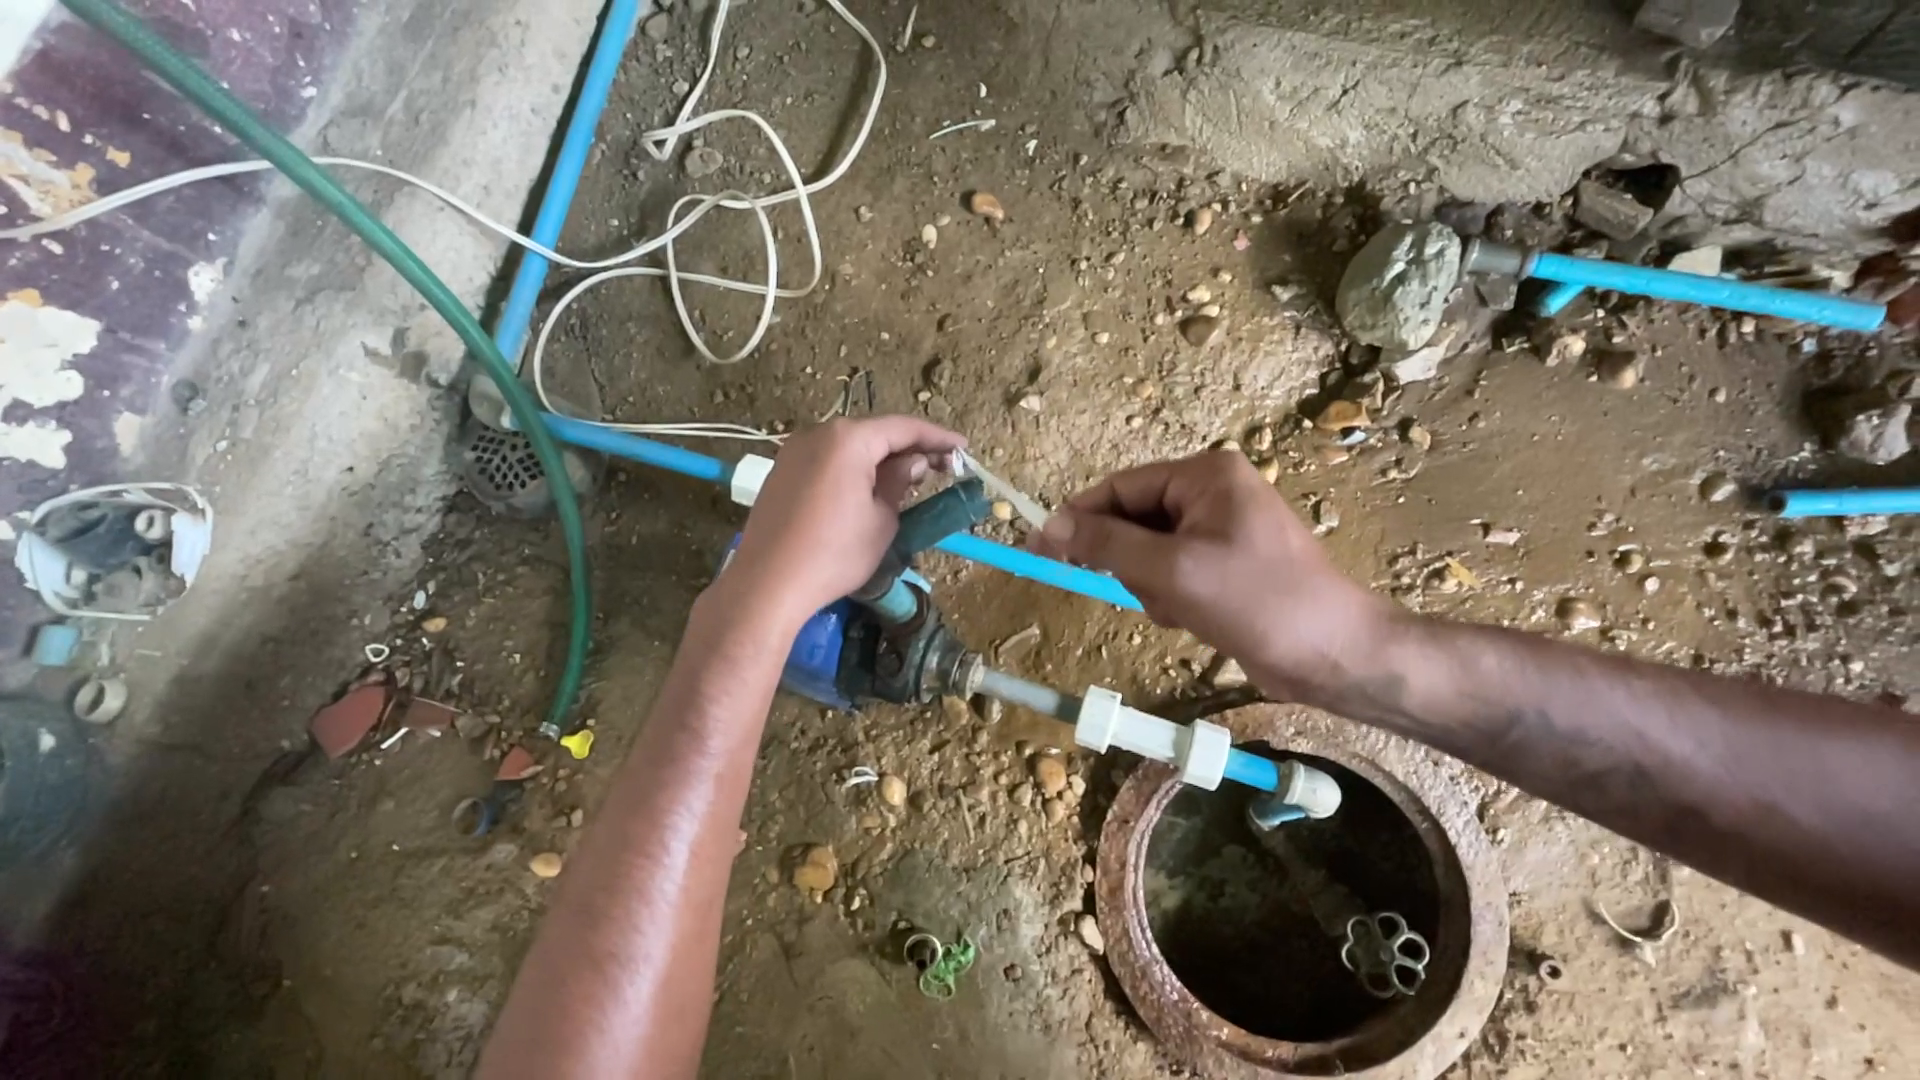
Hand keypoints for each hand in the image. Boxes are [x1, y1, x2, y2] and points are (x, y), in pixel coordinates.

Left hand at [724, 416, 964, 626]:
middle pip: (874, 433)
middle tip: (941, 467)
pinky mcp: (781, 473)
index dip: (937, 437)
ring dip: (881, 459)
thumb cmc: (834, 553)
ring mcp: (793, 452)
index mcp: (847, 439)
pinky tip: (869, 489)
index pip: (903, 428)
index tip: (962, 448)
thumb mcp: (882, 520)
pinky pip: (828, 461)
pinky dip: (854, 469)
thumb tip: (912, 463)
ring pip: (849, 447)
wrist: (767, 584)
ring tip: (909, 480)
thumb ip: (900, 483)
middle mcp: (817, 434)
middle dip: (909, 448)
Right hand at [1029, 452, 1392, 704]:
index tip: (1039, 550)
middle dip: (1133, 565)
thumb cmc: (1258, 601)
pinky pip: (1171, 575)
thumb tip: (1048, 525)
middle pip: (1132, 522)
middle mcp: (1211, 493)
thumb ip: (1106, 544)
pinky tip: (1198, 618)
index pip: (1120, 488)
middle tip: (1155, 592)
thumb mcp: (1174, 570)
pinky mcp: (1224, 566)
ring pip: (1147, 555)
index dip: (1077, 519)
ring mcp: (1220, 530)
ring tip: (1186, 609)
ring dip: (1153, 588)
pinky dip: (1172, 599)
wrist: (1335, 656)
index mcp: (1205, 475)